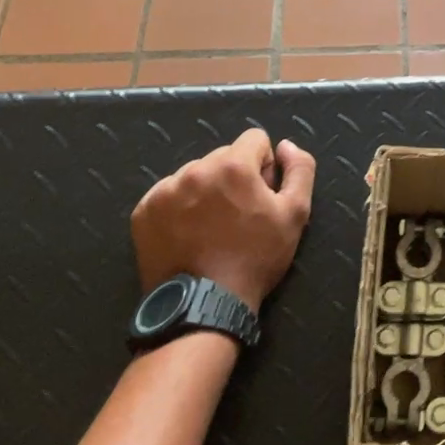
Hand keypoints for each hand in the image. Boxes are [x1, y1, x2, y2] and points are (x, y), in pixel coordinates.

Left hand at [130, 129, 314, 311]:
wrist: (204, 305)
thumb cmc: (255, 258)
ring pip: (195, 174)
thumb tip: (286, 145)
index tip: (262, 194)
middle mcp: (195, 169)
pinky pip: (169, 194)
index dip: (264, 166)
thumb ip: (300, 169)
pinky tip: (188, 233)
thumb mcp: (295, 215)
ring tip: (211, 227)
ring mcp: (165, 190)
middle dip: (234, 176)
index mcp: (233, 165)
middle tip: (238, 215)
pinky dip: (180, 206)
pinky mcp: (143, 211)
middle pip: (224, 156)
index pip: (255, 139)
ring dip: (206, 190)